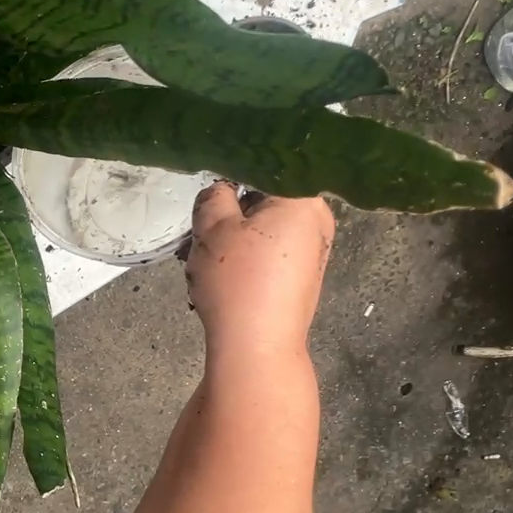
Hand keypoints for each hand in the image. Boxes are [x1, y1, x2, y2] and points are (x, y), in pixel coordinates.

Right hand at [185, 182, 332, 361]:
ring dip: (230, 240)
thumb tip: (220, 190)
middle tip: (196, 235)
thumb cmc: (237, 280)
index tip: (207, 194)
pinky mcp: (300, 277)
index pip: (267, 168)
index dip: (232, 177)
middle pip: (264, 202)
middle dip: (228, 215)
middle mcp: (316, 221)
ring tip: (199, 262)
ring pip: (263, 231)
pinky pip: (268, 255)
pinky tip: (218, 279)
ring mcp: (312, 251)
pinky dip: (242, 260)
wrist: (257, 343)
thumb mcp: (211, 230)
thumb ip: (212, 198)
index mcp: (302, 200)